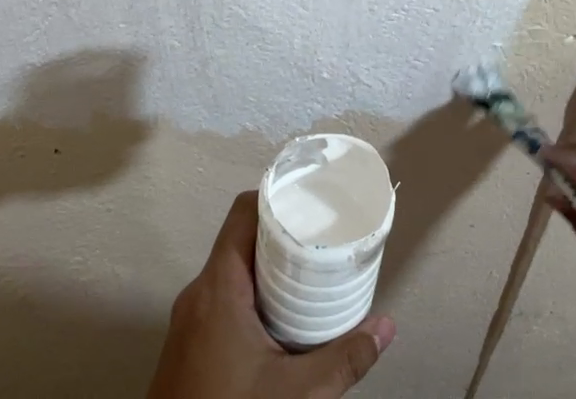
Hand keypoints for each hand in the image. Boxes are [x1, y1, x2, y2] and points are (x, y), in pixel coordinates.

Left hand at [146, 191, 396, 398]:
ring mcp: (189, 319)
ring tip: (312, 271)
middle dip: (284, 234)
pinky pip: (224, 297)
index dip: (277, 197)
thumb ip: (344, 358)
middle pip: (242, 239)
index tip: (312, 198)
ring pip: (233, 270)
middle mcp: (198, 294)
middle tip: (324, 236)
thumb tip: (386, 327)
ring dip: (269, 266)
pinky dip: (254, 293)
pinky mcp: (189, 342)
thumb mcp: (296, 393)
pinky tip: (283, 314)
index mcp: (217, 288)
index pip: (243, 213)